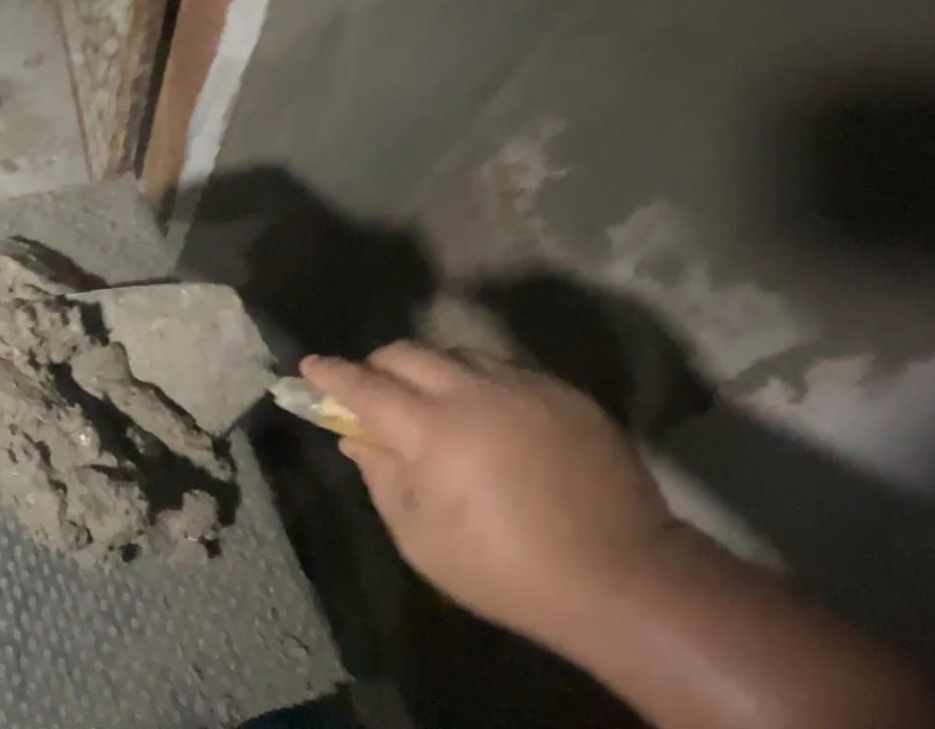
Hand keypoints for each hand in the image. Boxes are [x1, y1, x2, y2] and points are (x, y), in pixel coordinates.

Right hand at [303, 343, 682, 641]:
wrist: (626, 580)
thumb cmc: (505, 568)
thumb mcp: (419, 537)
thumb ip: (381, 477)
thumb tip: (356, 437)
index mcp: (433, 430)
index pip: (364, 387)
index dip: (330, 375)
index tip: (308, 366)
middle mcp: (474, 393)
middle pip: (407, 353)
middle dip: (377, 365)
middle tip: (371, 391)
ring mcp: (525, 387)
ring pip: (457, 355)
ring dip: (430, 370)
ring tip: (432, 403)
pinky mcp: (566, 395)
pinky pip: (505, 370)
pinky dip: (478, 382)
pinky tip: (487, 415)